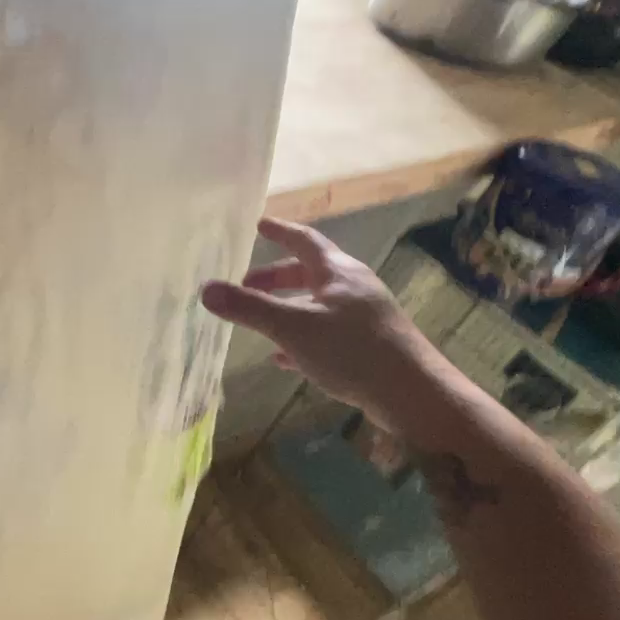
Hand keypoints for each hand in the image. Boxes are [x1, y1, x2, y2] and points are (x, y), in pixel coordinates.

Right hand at [202, 217, 447, 432]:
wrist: (413, 394)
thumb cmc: (352, 350)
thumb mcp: (293, 327)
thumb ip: (248, 308)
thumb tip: (206, 289)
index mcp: (337, 272)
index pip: (304, 241)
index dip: (280, 232)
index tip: (259, 225)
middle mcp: (353, 287)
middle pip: (308, 273)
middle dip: (275, 278)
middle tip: (245, 286)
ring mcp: (363, 316)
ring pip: (316, 303)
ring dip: (286, 308)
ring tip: (258, 322)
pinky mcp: (368, 344)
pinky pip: (326, 331)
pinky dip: (301, 336)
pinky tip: (284, 357)